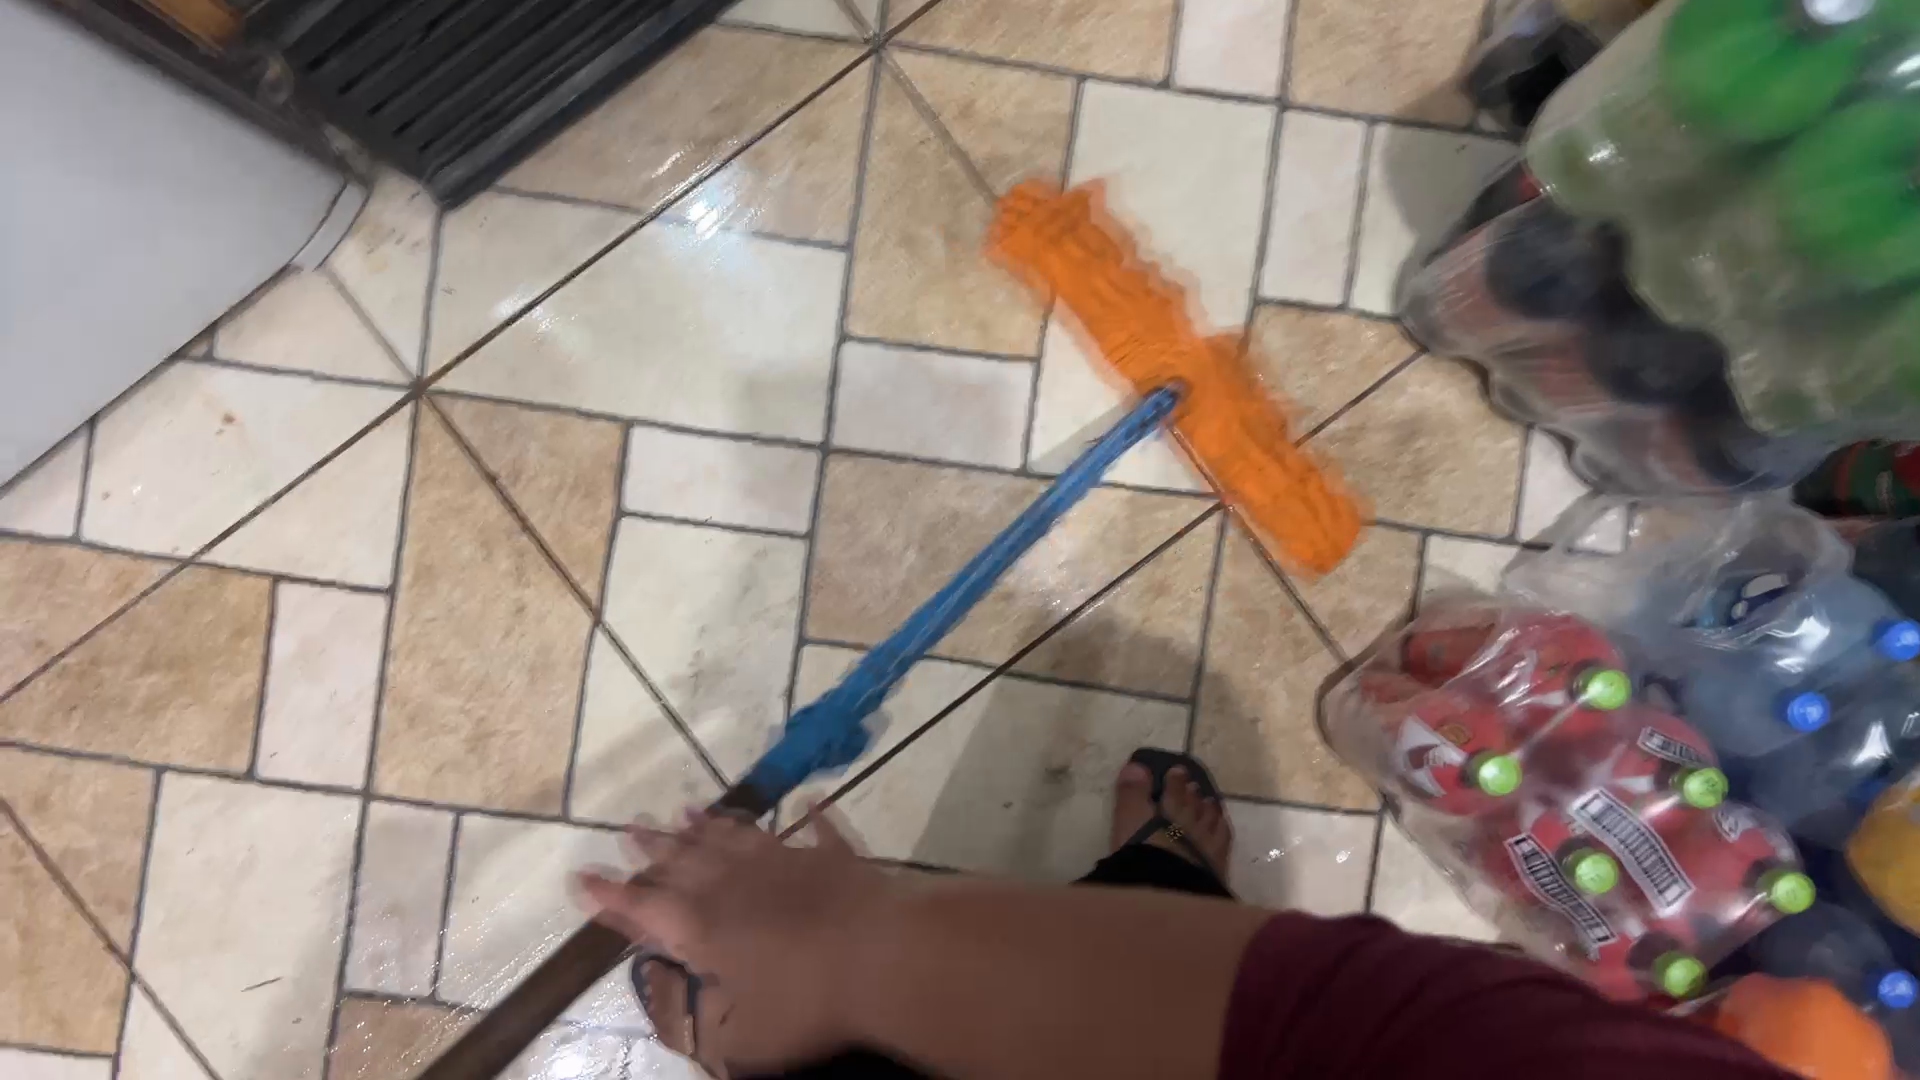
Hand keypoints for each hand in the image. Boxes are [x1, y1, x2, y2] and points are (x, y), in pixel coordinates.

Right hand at [577, 809, 894, 1070]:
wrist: (878, 953)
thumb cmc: (804, 1002)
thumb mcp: (740, 1035)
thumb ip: (707, 1018)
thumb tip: (690, 1002)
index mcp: (708, 928)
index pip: (647, 908)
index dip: (612, 896)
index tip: (582, 874)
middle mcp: (738, 883)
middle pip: (686, 859)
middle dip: (653, 845)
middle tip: (628, 825)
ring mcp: (786, 861)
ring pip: (737, 836)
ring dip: (710, 823)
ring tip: (686, 808)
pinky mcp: (829, 855)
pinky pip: (817, 828)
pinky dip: (811, 815)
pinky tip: (808, 799)